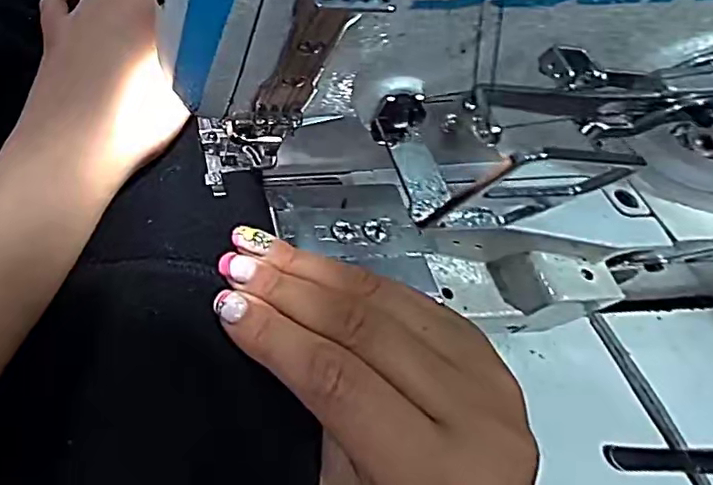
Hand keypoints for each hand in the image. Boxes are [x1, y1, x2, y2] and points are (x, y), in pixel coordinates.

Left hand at [8, 0, 188, 194]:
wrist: (72, 150)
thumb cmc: (133, 125)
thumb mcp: (185, 91)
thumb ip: (194, 57)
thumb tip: (198, 47)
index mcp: (156, 9)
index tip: (199, 8)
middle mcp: (119, 0)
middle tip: (170, 13)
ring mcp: (84, 13)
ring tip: (131, 9)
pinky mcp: (56, 31)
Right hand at [212, 227, 536, 484]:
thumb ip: (318, 404)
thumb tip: (263, 323)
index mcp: (436, 469)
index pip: (337, 378)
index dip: (276, 335)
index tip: (230, 305)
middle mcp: (472, 414)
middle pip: (359, 325)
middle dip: (285, 289)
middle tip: (237, 267)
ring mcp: (482, 373)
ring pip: (379, 295)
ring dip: (309, 268)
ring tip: (262, 250)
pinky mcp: (478, 345)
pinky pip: (402, 292)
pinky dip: (348, 274)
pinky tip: (311, 261)